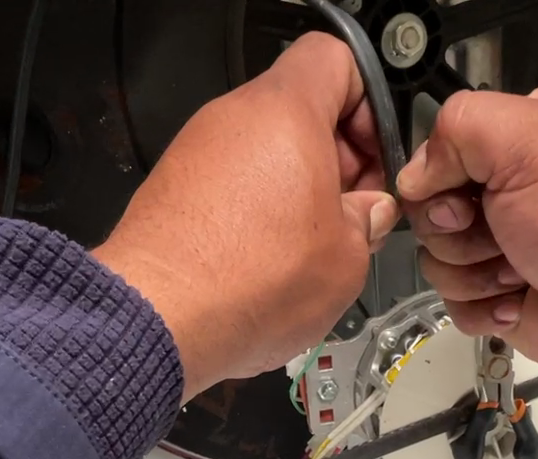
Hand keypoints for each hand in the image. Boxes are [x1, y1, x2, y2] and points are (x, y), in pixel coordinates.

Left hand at [96, 33, 401, 400]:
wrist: (162, 320)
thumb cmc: (245, 284)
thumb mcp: (346, 260)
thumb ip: (367, 222)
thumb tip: (367, 215)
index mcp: (286, 110)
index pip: (337, 60)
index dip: (368, 106)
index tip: (376, 159)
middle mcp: (232, 119)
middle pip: (298, 116)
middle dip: (333, 164)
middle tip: (350, 217)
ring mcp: (195, 156)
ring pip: (262, 160)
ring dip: (292, 198)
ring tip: (305, 254)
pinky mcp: (171, 194)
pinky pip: (226, 194)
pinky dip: (251, 221)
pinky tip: (262, 268)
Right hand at [398, 89, 537, 458]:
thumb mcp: (533, 137)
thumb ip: (459, 130)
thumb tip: (413, 175)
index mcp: (522, 140)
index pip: (441, 153)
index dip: (439, 180)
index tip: (465, 196)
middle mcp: (510, 194)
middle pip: (431, 214)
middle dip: (458, 231)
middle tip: (502, 234)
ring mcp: (502, 250)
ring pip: (437, 264)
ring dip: (475, 273)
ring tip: (523, 271)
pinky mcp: (499, 300)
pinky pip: (455, 307)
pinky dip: (484, 309)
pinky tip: (521, 300)